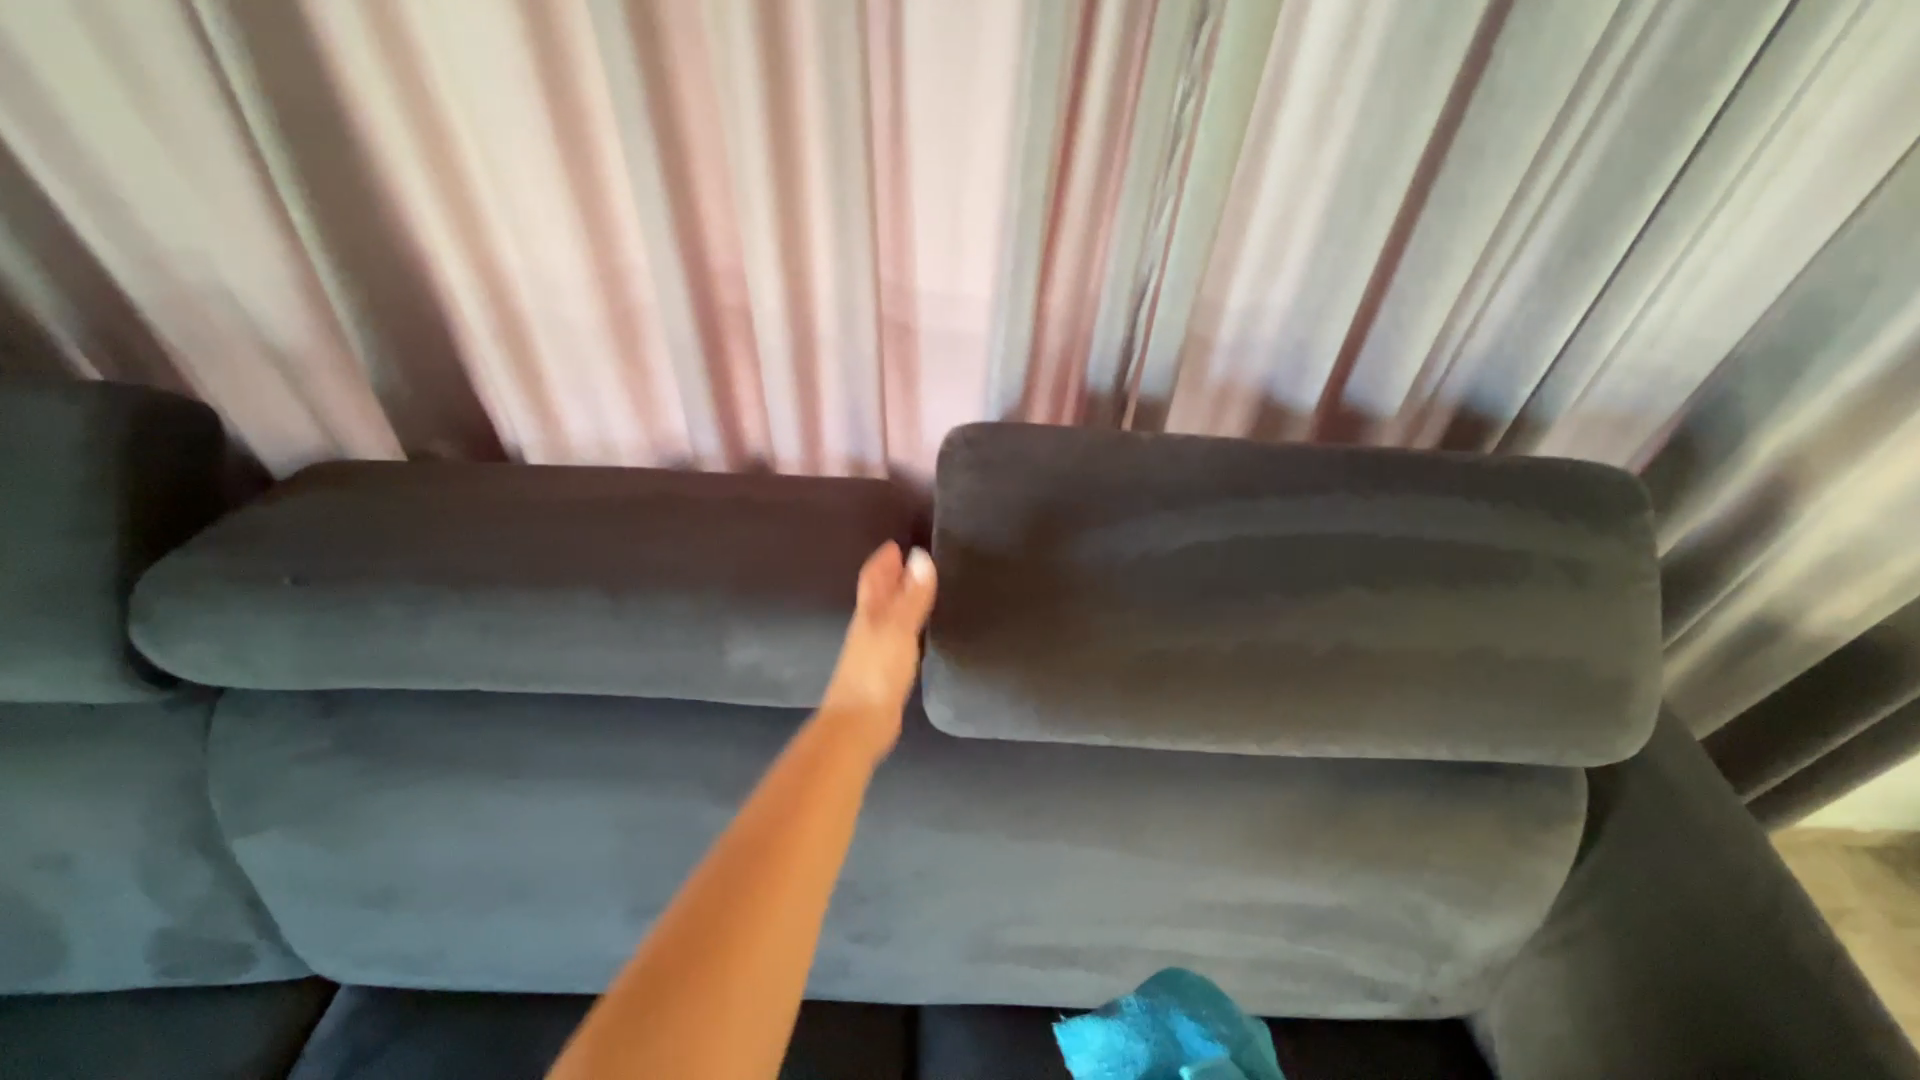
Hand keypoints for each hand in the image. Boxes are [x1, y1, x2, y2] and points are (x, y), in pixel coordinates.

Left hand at [821, 542, 936, 753]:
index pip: (873, 579)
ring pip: (887, 617)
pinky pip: (897, 640)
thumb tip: (920, 556)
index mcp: (868, 614)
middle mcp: (868, 629)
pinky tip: (918, 634)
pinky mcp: (884, 674)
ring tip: (920, 591)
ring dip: (900, 602)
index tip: (895, 545)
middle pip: (878, 596)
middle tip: (910, 562)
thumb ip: (912, 596)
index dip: (882, 561)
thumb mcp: (898, 628)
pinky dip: (907, 628)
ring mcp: (874, 652)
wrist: (859, 724)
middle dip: (890, 578)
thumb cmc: (876, 672)